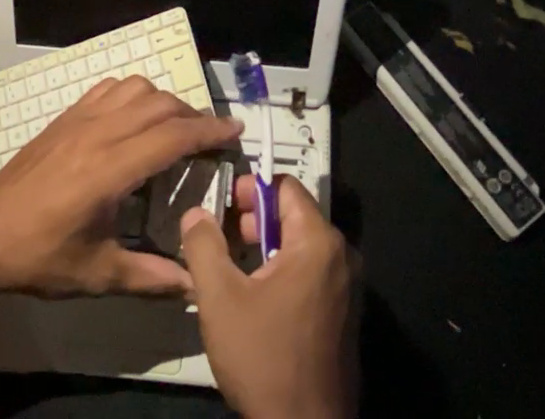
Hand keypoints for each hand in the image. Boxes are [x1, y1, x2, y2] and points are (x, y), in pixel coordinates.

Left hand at [0, 75, 242, 297]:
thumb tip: (195, 286)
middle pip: (160, 104)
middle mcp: (98, 133)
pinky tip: (134, 118)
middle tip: (210, 138)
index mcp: (111, 169)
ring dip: (163, 101)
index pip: (172, 135)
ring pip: (134, 87)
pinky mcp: (63, 119)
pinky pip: (107, 90)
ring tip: (174, 126)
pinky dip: (132, 94)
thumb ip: (151, 278)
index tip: (234, 131)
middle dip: (193, 115)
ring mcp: (78, 121)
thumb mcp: (98, 275)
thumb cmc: (38, 256)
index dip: (209, 131)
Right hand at [182, 175, 357, 418]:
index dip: (250, 188)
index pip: (285, 187)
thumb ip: (204, 245)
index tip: (220, 205)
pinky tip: (254, 297)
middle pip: (295, 215)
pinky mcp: (343, 314)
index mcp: (318, 242)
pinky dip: (282, 270)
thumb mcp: (220, 298)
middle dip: (254, 219)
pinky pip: (311, 273)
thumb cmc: (264, 357)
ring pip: (301, 246)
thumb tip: (196, 211)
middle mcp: (341, 256)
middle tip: (219, 238)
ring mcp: (347, 287)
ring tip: (230, 267)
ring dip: (265, 247)